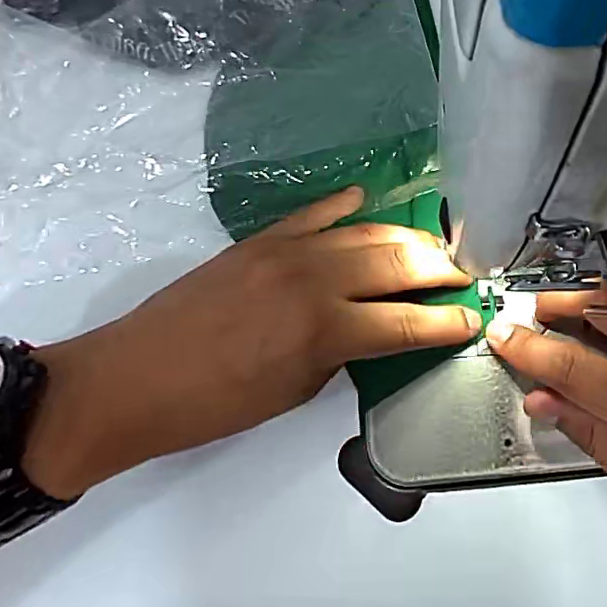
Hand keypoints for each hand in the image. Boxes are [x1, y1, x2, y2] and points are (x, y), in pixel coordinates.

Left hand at [22, 188, 478, 497]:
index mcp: (326, 331)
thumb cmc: (216, 405)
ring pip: (366, 231)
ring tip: (429, 250)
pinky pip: (315, 214)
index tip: (473, 319)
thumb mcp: (296, 391)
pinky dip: (346, 207)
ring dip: (406, 239)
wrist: (133, 378)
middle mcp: (315, 279)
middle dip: (440, 270)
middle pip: (398, 262)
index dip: (448, 322)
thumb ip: (344, 353)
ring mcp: (287, 250)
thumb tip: (373, 329)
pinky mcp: (260, 238)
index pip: (409, 322)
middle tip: (461, 279)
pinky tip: (366, 202)